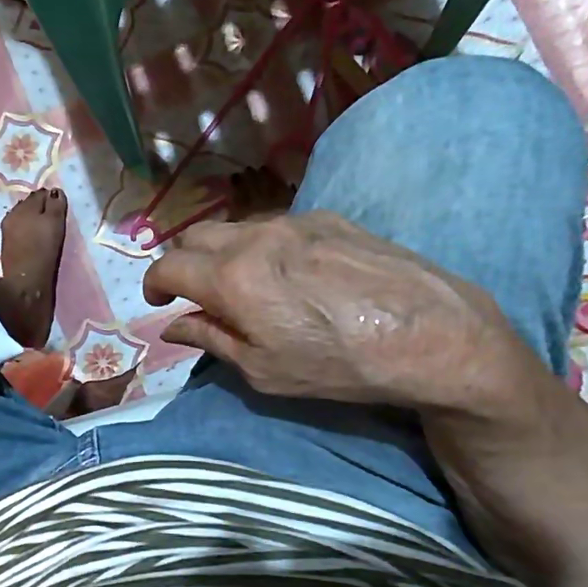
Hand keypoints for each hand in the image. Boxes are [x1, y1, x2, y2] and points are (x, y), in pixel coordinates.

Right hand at [141, 211, 536, 415]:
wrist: (435, 337)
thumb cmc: (340, 366)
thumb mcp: (263, 369)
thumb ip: (210, 338)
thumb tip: (173, 326)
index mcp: (232, 278)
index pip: (167, 267)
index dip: (152, 285)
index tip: (157, 303)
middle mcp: (256, 238)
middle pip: (194, 236)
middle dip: (184, 263)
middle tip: (195, 293)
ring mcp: (296, 221)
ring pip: (235, 227)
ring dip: (223, 252)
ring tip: (243, 283)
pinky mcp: (331, 217)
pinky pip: (276, 224)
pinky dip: (261, 244)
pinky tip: (287, 272)